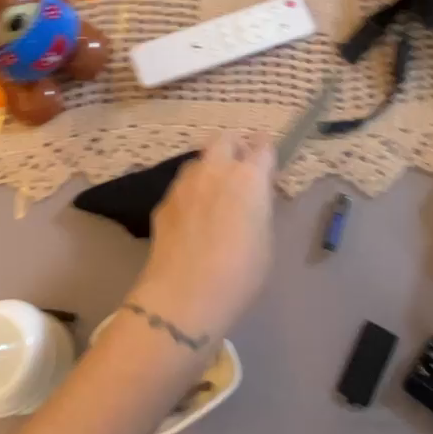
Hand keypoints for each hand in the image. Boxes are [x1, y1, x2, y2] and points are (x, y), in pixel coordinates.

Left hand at [132, 132, 276, 342]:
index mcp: (248, 177)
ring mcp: (184, 183)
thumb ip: (260, 210)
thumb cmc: (240, 273)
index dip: (267, 153)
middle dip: (235, 147)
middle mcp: (215, 170)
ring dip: (209, 168)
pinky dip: (191, 193)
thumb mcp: (266, 241)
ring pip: (199, 161)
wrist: (185, 294)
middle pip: (224, 139)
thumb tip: (253, 200)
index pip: (262, 146)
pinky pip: (182, 187)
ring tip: (214, 195)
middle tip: (241, 170)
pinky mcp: (163, 201)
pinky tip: (193, 219)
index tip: (269, 165)